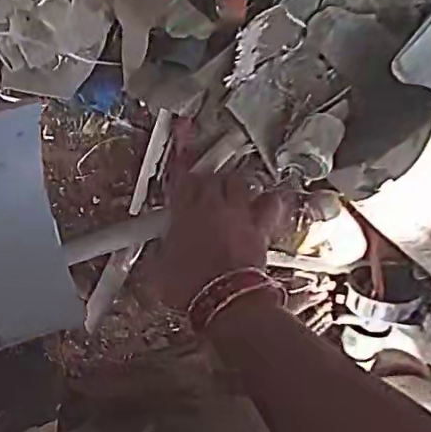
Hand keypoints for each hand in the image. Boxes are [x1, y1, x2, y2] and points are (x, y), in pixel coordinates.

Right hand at [153, 118, 292, 311]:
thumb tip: (161, 252)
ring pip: (241, 182)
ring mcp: (240, 214)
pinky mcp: (260, 229)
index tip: (183, 131)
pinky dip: (269, 200)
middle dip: (206, 179)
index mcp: (184, 210)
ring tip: (231, 191)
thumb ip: (162, 249)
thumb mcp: (160, 268)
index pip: (181, 174)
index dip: (182, 152)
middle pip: (212, 176)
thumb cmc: (189, 286)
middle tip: (201, 187)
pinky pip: (270, 204)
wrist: (225, 301)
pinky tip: (268, 201)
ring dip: (234, 184)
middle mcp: (214, 205)